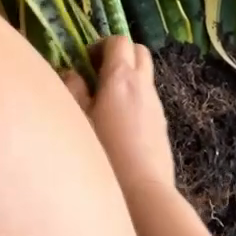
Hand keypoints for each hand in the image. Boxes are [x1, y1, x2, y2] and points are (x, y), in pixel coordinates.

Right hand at [63, 36, 174, 198]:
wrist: (144, 194)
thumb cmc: (105, 152)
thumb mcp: (78, 118)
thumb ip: (73, 89)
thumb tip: (73, 74)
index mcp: (120, 77)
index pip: (119, 41)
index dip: (102, 44)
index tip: (86, 60)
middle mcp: (143, 85)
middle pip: (139, 51)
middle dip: (120, 54)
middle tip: (99, 72)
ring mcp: (156, 107)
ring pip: (145, 77)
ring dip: (128, 78)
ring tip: (107, 101)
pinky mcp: (162, 127)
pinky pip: (148, 100)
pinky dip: (135, 99)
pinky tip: (120, 124)